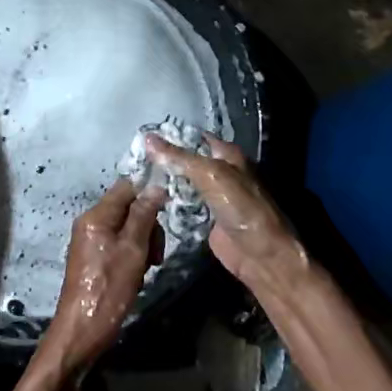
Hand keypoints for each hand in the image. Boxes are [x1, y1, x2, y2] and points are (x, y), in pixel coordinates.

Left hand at [36, 178, 165, 380]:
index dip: (149, 195)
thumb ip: (144, 216)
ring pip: (127, 229)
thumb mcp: (133, 249)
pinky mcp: (93, 258)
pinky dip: (132, 256)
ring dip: (143, 244)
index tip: (167, 214)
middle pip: (128, 208)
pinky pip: (119, 245)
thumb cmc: (109, 288)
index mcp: (96, 216)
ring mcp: (90, 241)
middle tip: (154, 255)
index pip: (126, 187)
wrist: (82, 330)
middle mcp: (90, 223)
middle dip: (148, 227)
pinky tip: (136, 276)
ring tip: (146, 269)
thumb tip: (155, 187)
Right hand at [144, 133, 311, 298]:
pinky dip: (167, 203)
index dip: (170, 137)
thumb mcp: (210, 175)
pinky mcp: (203, 218)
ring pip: (181, 184)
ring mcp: (211, 196)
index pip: (194, 138)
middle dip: (163, 161)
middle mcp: (219, 172)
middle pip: (185, 162)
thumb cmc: (240, 207)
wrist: (258, 253)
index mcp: (227, 155)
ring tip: (134, 178)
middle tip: (133, 161)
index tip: (141, 139)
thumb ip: (179, 158)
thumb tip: (147, 138)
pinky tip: (146, 199)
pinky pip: (181, 206)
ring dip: (163, 183)